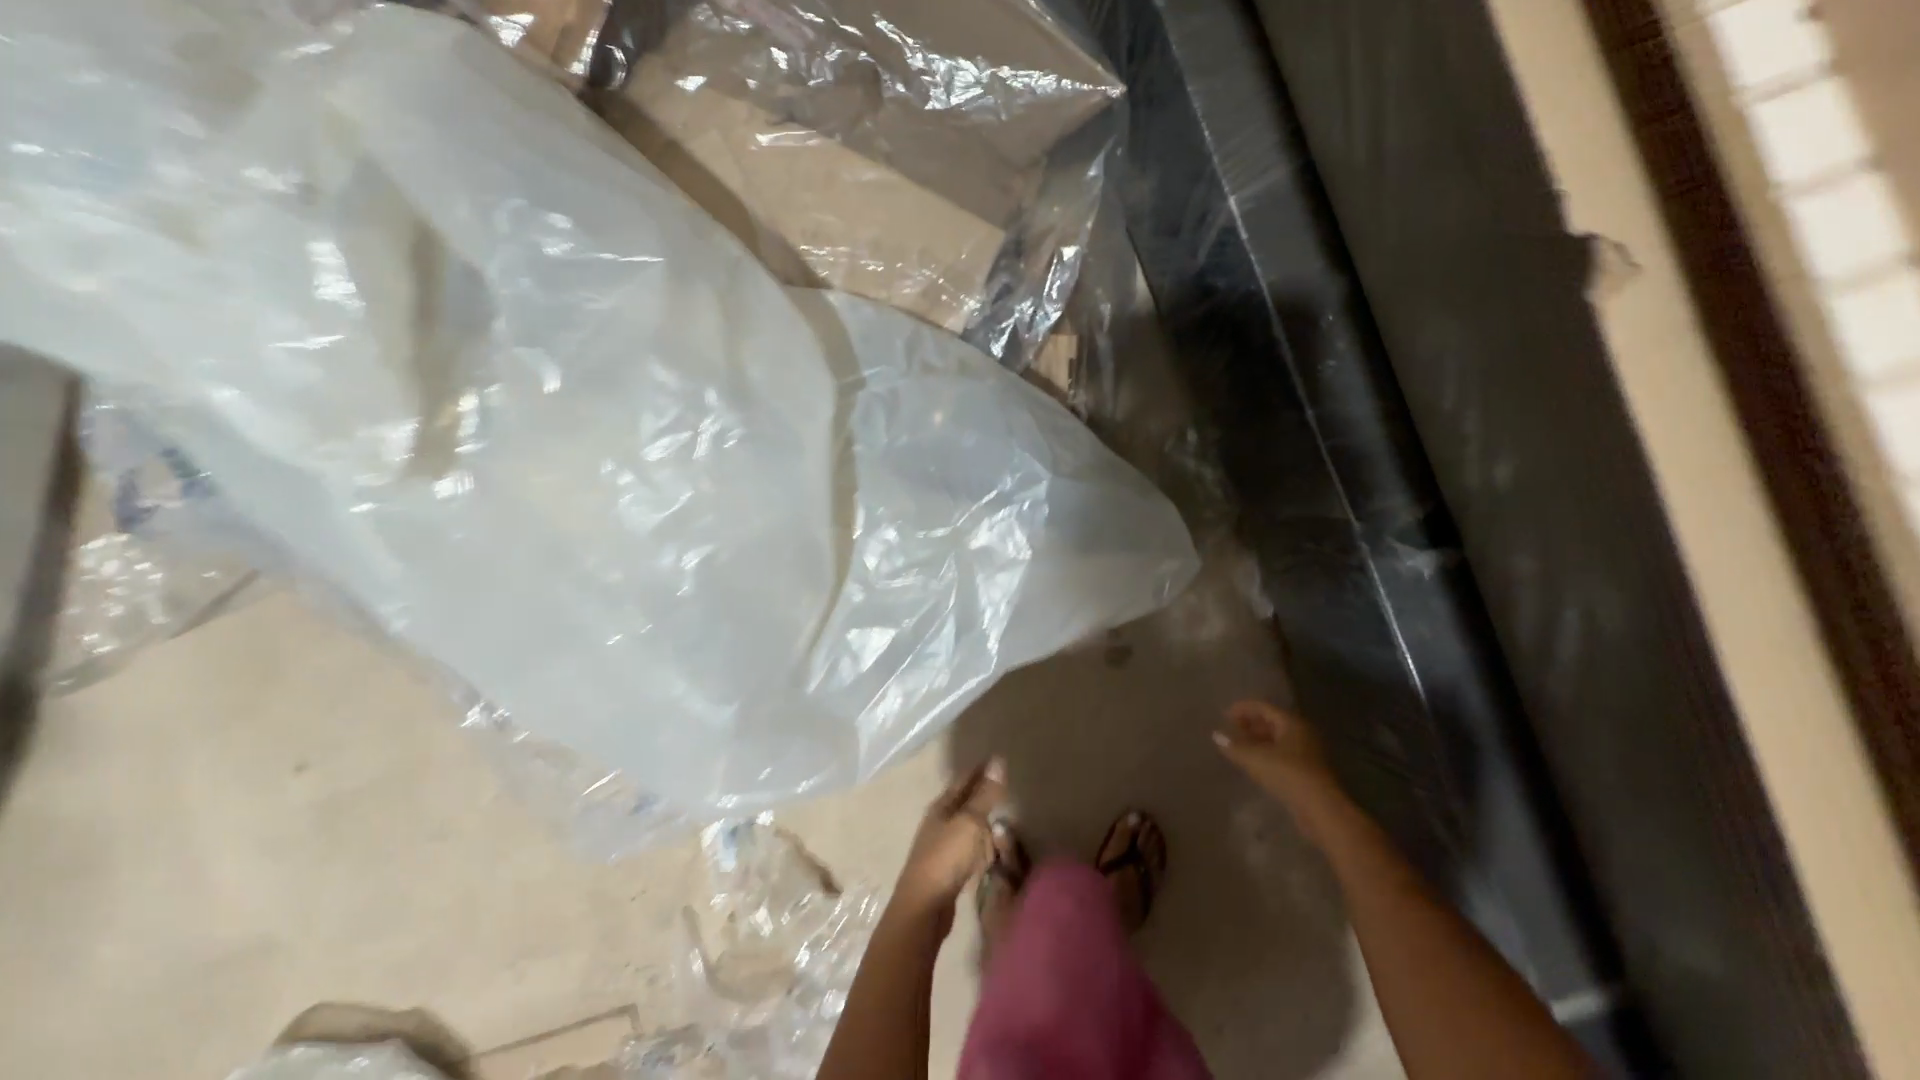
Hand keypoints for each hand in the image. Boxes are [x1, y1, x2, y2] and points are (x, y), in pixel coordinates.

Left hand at [894, 757, 1006, 926]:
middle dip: (981, 795)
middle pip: (964, 804)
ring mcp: (942, 848)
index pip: (963, 780)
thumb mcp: (970, 822)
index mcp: (941, 807)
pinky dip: (981, 848)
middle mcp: (939, 824)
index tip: (998, 759)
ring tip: (1000, 819)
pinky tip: (990, 853)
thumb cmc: (947, 858)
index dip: (980, 770)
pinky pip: (970, 852)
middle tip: (1002, 787)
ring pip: (968, 829)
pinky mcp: (949, 870)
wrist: (924, 906)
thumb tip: (998, 760)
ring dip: (982, 823)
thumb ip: (985, 795)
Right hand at [1214, 700, 1338, 809]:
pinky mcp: (1308, 771)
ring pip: (1278, 740)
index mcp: (1292, 723)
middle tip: (1230, 731)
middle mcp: (1303, 733)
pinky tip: (1254, 765)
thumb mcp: (1255, 758)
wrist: (1319, 807)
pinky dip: (1267, 755)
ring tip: (1238, 749)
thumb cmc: (1287, 774)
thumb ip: (1234, 746)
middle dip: (1250, 726)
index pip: (1264, 707)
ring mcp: (1308, 753)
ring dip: (1258, 742)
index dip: (1242, 709)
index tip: (1223, 715)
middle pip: (1272, 722)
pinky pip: (1283, 755)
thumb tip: (1216, 735)